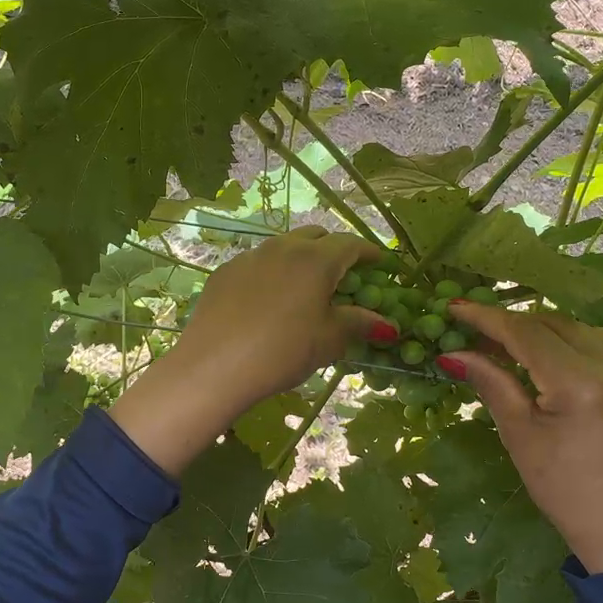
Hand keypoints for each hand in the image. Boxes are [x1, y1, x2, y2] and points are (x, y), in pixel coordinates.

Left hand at [110, 227, 385, 474]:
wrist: (214, 365)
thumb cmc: (282, 351)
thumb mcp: (328, 341)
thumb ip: (358, 324)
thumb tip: (387, 323)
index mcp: (315, 260)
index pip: (349, 244)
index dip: (367, 252)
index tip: (378, 264)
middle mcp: (282, 248)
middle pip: (315, 236)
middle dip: (333, 249)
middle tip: (342, 274)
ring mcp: (249, 257)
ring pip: (283, 246)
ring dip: (300, 258)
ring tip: (304, 285)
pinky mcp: (224, 272)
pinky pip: (256, 263)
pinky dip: (271, 272)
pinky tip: (269, 299)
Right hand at [441, 303, 602, 573]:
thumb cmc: (568, 493)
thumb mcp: (521, 437)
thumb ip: (492, 384)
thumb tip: (455, 354)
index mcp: (581, 382)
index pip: (525, 332)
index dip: (486, 317)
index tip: (454, 308)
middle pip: (555, 324)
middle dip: (514, 324)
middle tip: (478, 334)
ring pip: (586, 330)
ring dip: (549, 331)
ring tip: (518, 347)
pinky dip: (585, 341)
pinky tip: (567, 357)